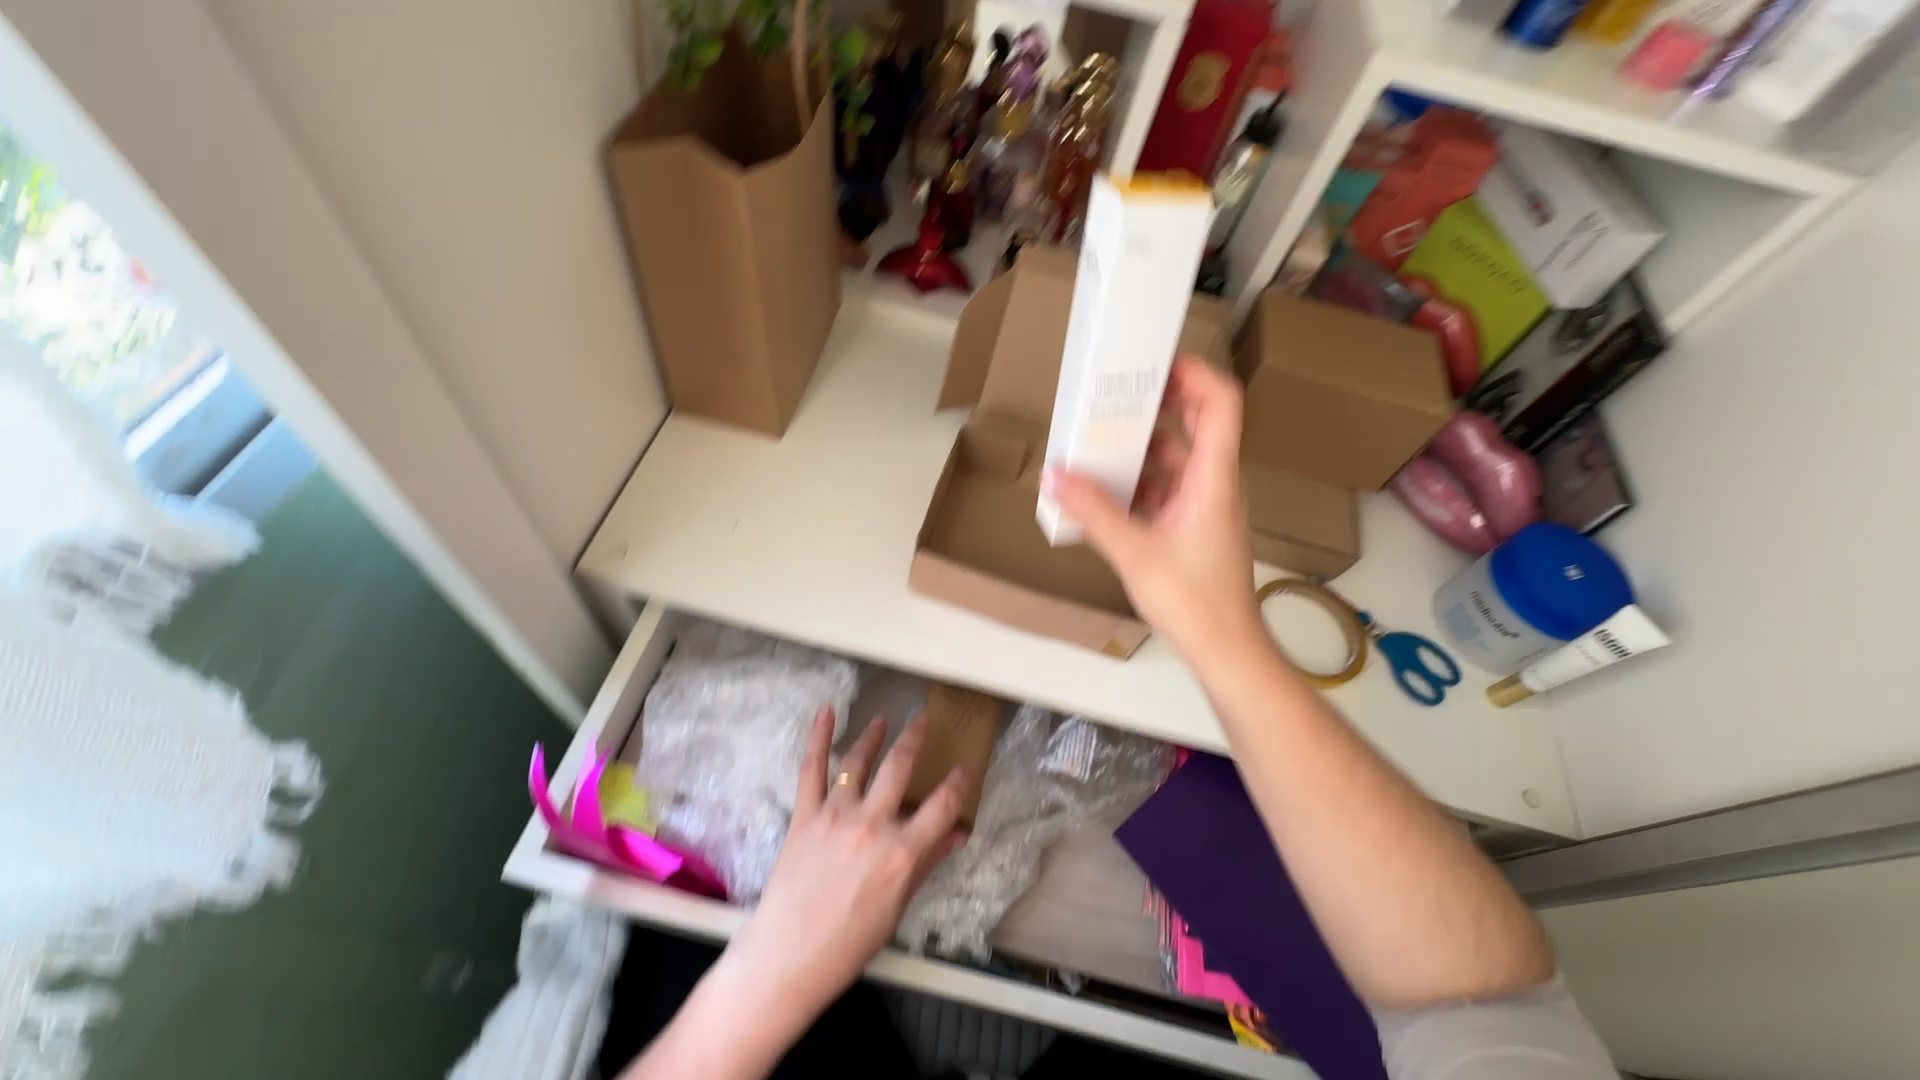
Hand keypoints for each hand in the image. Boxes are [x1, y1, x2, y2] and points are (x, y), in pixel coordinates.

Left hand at [718, 708, 970, 1036]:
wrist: (789, 956)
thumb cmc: (850, 942)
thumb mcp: (898, 906)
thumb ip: (927, 863)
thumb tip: (957, 834)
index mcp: (902, 852)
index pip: (943, 805)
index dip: (960, 781)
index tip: (968, 765)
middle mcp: (872, 825)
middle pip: (900, 768)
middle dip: (915, 739)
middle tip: (924, 720)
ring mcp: (836, 816)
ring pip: (859, 762)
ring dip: (874, 736)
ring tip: (883, 720)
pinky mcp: (805, 816)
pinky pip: (812, 769)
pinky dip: (819, 738)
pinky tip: (826, 713)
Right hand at [1050, 356, 1264, 659]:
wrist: (1225, 649)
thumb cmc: (1195, 602)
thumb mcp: (1135, 553)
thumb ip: (1094, 512)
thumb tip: (1056, 476)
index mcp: (1213, 479)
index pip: (1221, 404)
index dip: (1195, 373)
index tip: (1156, 361)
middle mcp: (1214, 484)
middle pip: (1199, 422)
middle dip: (1161, 401)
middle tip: (1119, 390)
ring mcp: (1205, 505)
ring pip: (1179, 457)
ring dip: (1144, 443)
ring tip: (1102, 434)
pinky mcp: (1193, 526)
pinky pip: (1168, 487)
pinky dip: (1140, 480)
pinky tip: (1106, 487)